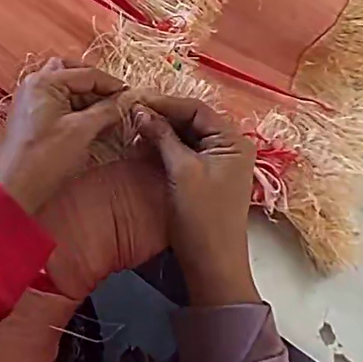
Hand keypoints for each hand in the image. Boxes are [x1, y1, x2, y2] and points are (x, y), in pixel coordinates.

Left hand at [0, 59, 127, 213]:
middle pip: (73, 75)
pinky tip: (91, 123)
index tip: (133, 98)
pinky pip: (58, 103)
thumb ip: (106, 110)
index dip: (113, 85)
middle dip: (97, 87)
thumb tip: (126, 100)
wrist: (15, 188)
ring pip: (65, 89)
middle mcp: (33, 84)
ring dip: (87, 99)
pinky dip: (76, 109)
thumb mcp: (81, 130)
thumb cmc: (46, 157)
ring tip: (108, 116)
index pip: (87, 74)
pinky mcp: (31, 116)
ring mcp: (30, 100)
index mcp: (44, 81)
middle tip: (117, 103)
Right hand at [131, 96, 260, 305]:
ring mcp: (216, 161)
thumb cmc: (202, 215)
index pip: (196, 109)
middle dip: (161, 114)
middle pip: (191, 119)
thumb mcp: (181, 170)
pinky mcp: (203, 174)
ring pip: (184, 134)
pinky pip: (182, 149)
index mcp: (233, 141)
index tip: (135, 99)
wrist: (211, 262)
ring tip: (132, 125)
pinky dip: (162, 144)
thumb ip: (162, 136)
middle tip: (129, 111)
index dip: (165, 102)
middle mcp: (228, 147)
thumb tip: (139, 109)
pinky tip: (142, 142)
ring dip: (159, 129)